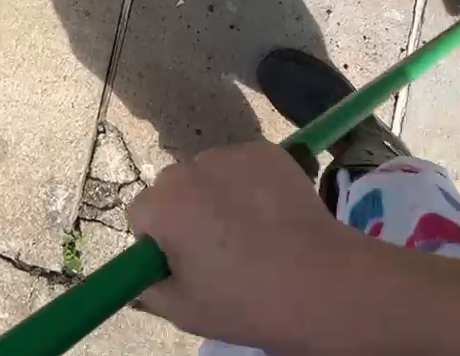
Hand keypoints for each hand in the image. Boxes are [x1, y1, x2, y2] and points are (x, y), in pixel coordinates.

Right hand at [127, 141, 363, 349]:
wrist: (320, 279)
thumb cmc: (245, 299)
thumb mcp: (184, 310)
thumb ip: (149, 289)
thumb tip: (140, 278)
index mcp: (165, 203)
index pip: (142, 212)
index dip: (159, 239)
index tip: (184, 261)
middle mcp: (192, 165)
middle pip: (175, 186)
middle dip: (187, 211)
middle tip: (217, 249)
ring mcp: (232, 152)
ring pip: (211, 172)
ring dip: (219, 194)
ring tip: (251, 231)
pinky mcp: (266, 150)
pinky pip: (244, 164)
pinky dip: (251, 183)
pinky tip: (272, 213)